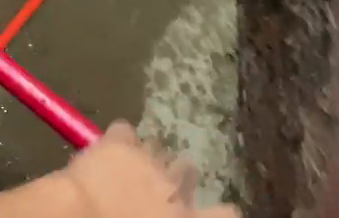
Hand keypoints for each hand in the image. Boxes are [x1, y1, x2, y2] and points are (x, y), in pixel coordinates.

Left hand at [61, 122, 236, 217]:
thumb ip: (170, 216)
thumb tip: (171, 212)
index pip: (226, 214)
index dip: (222, 212)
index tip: (216, 211)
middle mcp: (175, 188)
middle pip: (188, 169)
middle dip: (176, 174)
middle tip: (159, 185)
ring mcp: (147, 161)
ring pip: (157, 147)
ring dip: (148, 156)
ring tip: (132, 165)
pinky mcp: (118, 142)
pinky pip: (125, 130)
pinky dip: (121, 137)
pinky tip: (112, 146)